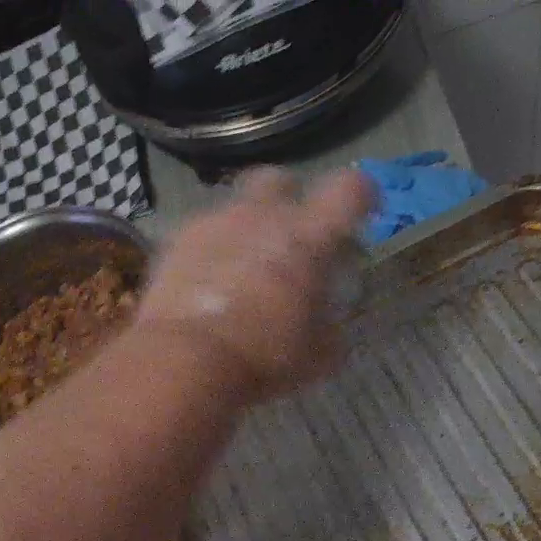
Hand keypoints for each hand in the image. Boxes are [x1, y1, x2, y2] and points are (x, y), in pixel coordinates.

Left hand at [132, 166, 374, 405]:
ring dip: (248, 229)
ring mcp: (214, 224)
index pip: (349, 190)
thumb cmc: (264, 357)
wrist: (186, 359)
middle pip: (282, 181)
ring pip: (236, 208)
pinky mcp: (176, 242)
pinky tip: (210, 284)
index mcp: (309, 237)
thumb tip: (330, 322)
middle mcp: (262, 216)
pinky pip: (202, 235)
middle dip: (291, 201)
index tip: (364, 209)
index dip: (362, 194)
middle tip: (292, 237)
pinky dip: (213, 253)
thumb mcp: (319, 355)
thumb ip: (332, 327)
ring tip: (246, 268)